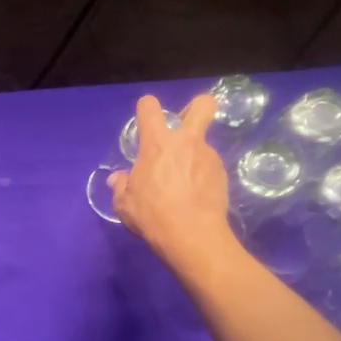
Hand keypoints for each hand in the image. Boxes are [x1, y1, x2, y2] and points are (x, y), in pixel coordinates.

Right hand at [109, 93, 234, 261]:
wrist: (192, 235)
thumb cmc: (152, 215)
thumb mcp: (124, 204)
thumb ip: (121, 186)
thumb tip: (118, 178)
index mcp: (157, 145)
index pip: (150, 108)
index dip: (147, 107)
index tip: (145, 116)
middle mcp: (186, 142)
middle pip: (202, 105)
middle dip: (195, 108)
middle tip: (184, 126)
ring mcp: (208, 156)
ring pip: (201, 145)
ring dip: (191, 158)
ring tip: (181, 185)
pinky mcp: (221, 174)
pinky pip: (207, 168)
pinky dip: (200, 177)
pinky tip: (193, 196)